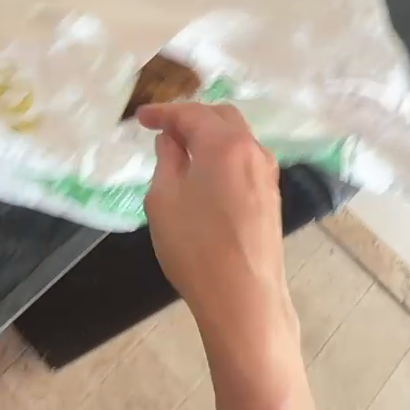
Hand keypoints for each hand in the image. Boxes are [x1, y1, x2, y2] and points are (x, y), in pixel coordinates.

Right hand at [139, 104, 297, 343]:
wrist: (242, 296)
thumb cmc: (194, 246)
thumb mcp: (163, 199)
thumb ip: (167, 161)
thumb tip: (171, 141)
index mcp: (224, 145)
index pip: (190, 114)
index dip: (162, 112)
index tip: (139, 118)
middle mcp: (252, 151)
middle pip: (221, 117)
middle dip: (190, 117)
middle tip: (161, 129)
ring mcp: (266, 175)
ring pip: (237, 138)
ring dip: (208, 136)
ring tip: (180, 150)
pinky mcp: (270, 197)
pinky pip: (243, 160)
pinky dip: (221, 155)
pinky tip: (204, 173)